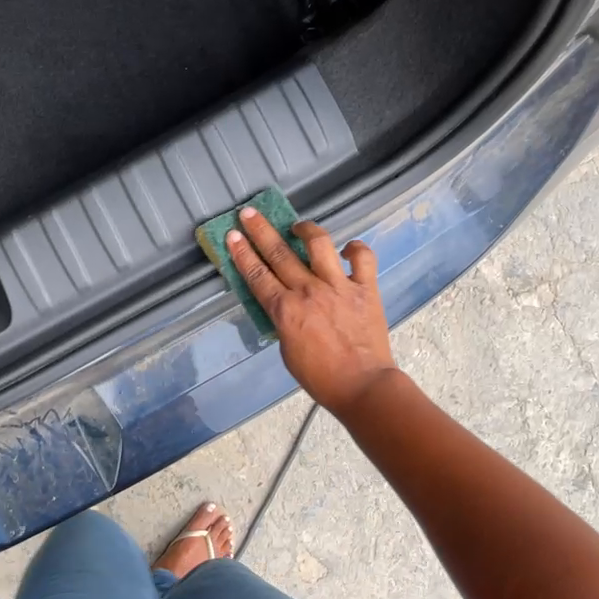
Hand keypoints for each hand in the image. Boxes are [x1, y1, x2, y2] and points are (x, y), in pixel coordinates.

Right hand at [226, 208, 399, 417]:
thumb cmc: (319, 377)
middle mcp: (308, 291)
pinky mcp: (365, 288)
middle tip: (249, 213)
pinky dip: (355, 249)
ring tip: (297, 226)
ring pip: (319, 244)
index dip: (242, 253)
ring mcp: (339, 286)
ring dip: (305, 229)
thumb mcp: (287, 351)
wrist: (362, 385)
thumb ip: (283, 321)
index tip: (233, 235)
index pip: (257, 275)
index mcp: (285, 310)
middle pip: (278, 253)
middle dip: (260, 230)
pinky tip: (347, 249)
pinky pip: (363, 258)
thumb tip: (285, 303)